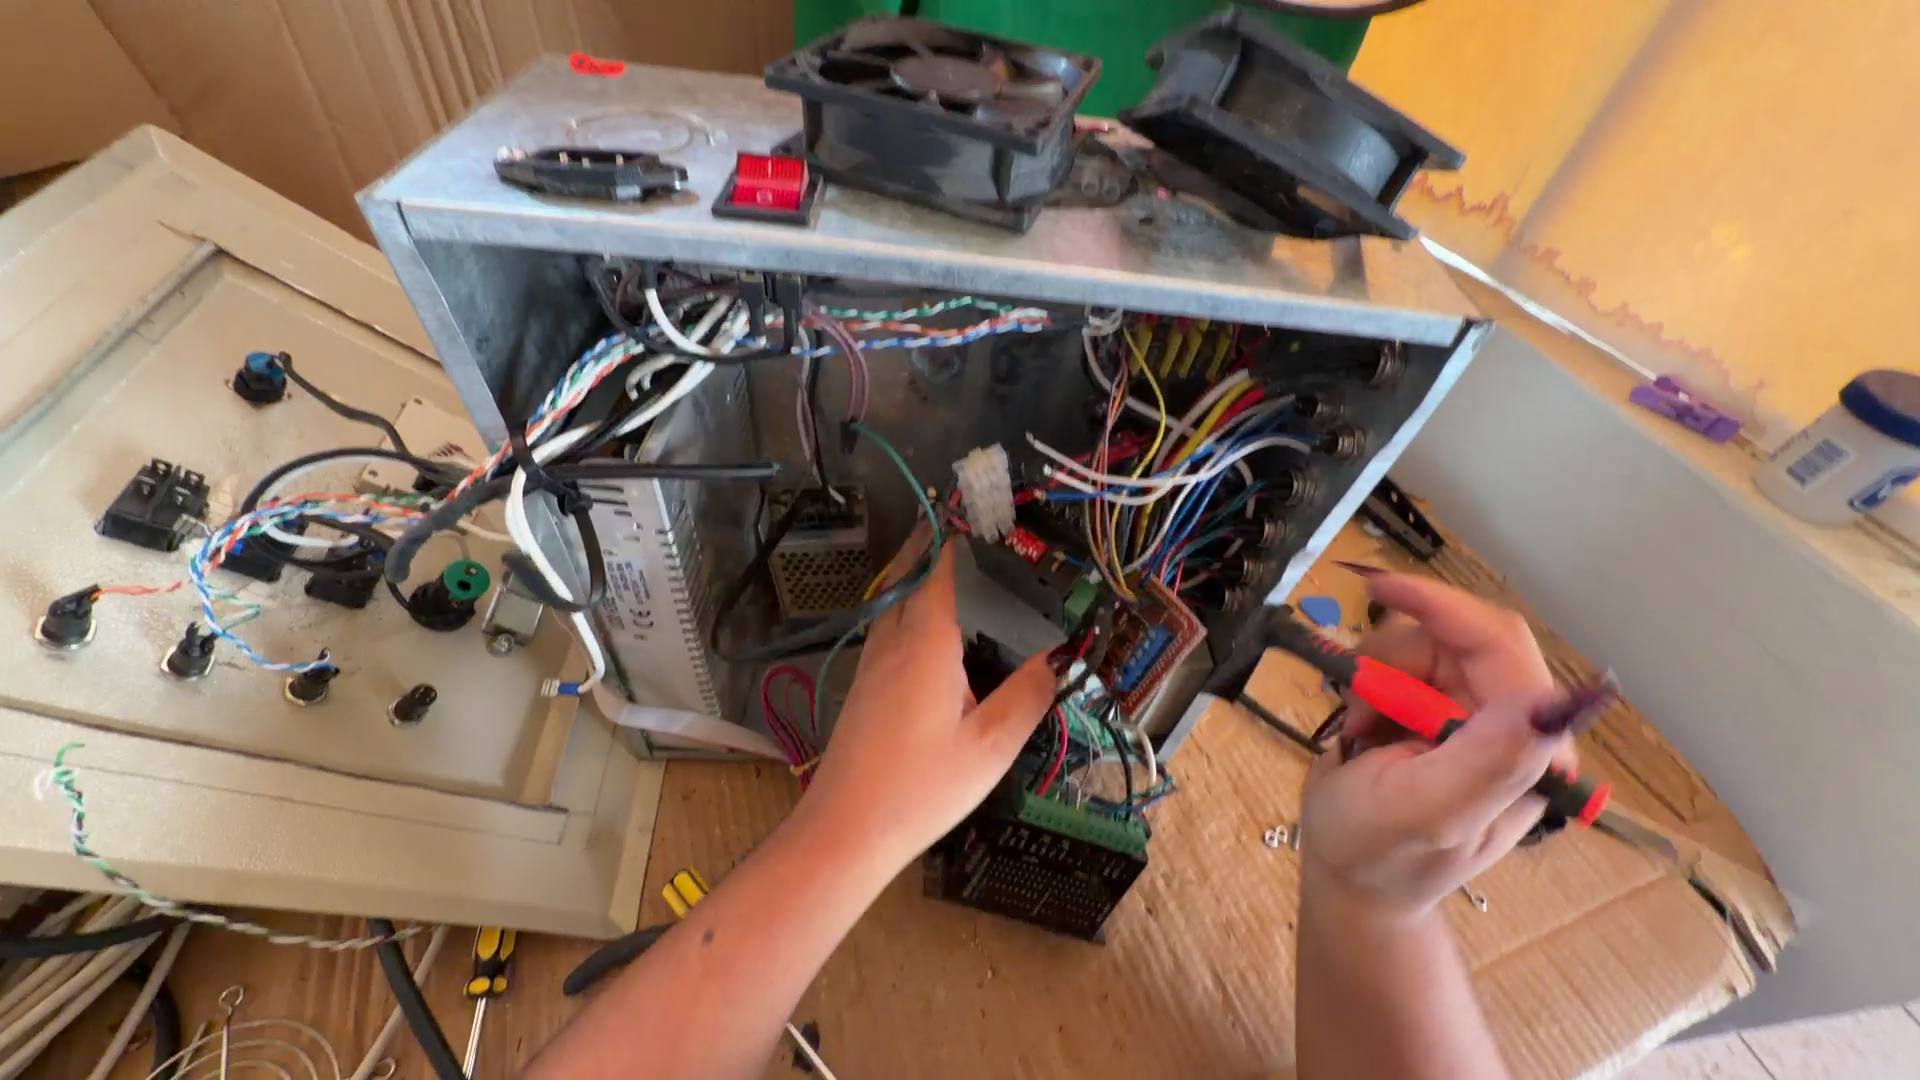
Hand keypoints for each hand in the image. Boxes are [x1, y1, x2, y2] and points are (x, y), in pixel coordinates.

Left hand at [804, 532, 1054, 865]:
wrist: (845, 829)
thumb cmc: (922, 787)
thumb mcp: (990, 748)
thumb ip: (1027, 697)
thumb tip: (1055, 659)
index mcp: (927, 643)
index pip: (941, 572)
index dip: (959, 540)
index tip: (979, 516)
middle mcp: (893, 642)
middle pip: (909, 578)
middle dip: (931, 548)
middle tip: (962, 531)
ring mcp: (871, 664)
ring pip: (893, 602)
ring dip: (915, 577)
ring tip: (947, 570)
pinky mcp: (863, 687)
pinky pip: (888, 629)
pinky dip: (907, 609)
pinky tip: (925, 633)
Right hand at [1300, 573, 1592, 919]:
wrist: (1350, 874)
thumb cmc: (1377, 853)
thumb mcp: (1425, 812)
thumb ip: (1487, 762)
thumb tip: (1553, 702)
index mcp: (1528, 751)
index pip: (1498, 645)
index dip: (1440, 606)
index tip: (1375, 586)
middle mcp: (1510, 724)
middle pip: (1452, 637)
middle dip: (1393, 659)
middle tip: (1357, 702)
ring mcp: (1472, 716)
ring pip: (1418, 644)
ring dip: (1374, 676)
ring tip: (1360, 728)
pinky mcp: (1438, 711)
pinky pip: (1398, 662)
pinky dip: (1367, 683)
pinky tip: (1363, 724)